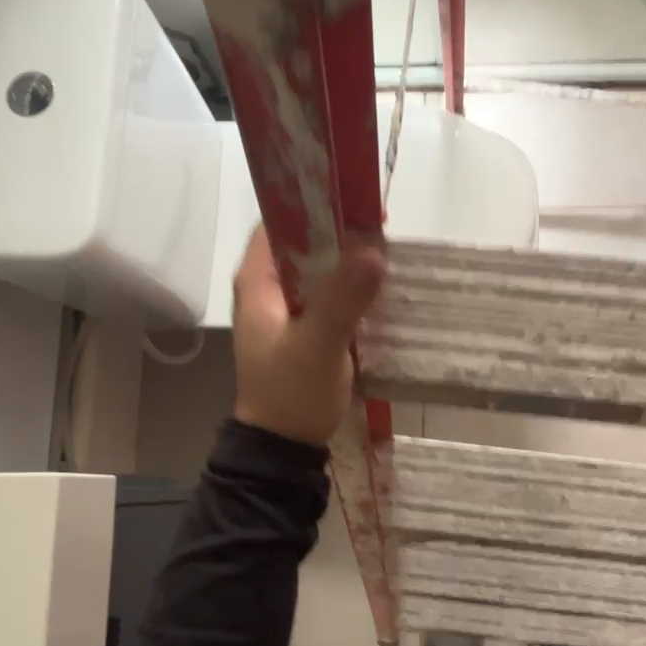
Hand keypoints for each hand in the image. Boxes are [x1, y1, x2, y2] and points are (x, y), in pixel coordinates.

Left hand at [230, 226, 385, 446]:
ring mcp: (288, 308)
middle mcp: (269, 287)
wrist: (283, 447)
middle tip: (380, 223)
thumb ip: (342, 299)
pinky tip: (380, 283)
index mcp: (258, 281)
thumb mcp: (316, 345)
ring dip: (349, 257)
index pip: (279, 222)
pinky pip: (331, 292)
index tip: (352, 197)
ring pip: (320, 267)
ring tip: (387, 247)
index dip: (312, 204)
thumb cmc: (290, 394)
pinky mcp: (307, 327)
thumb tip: (373, 249)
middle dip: (340, 230)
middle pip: (304, 242)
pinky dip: (352, 283)